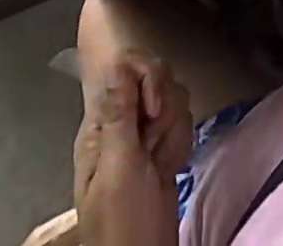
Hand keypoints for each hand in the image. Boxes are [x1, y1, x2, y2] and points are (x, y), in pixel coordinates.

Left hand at [74, 62, 185, 245]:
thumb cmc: (123, 221)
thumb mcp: (119, 168)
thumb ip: (120, 113)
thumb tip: (117, 62)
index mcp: (101, 123)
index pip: (129, 68)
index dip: (149, 80)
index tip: (153, 110)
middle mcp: (121, 122)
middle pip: (157, 80)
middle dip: (165, 112)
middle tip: (153, 147)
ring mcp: (142, 136)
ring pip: (173, 101)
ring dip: (174, 132)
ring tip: (160, 164)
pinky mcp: (162, 148)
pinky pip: (181, 124)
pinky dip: (180, 145)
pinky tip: (170, 168)